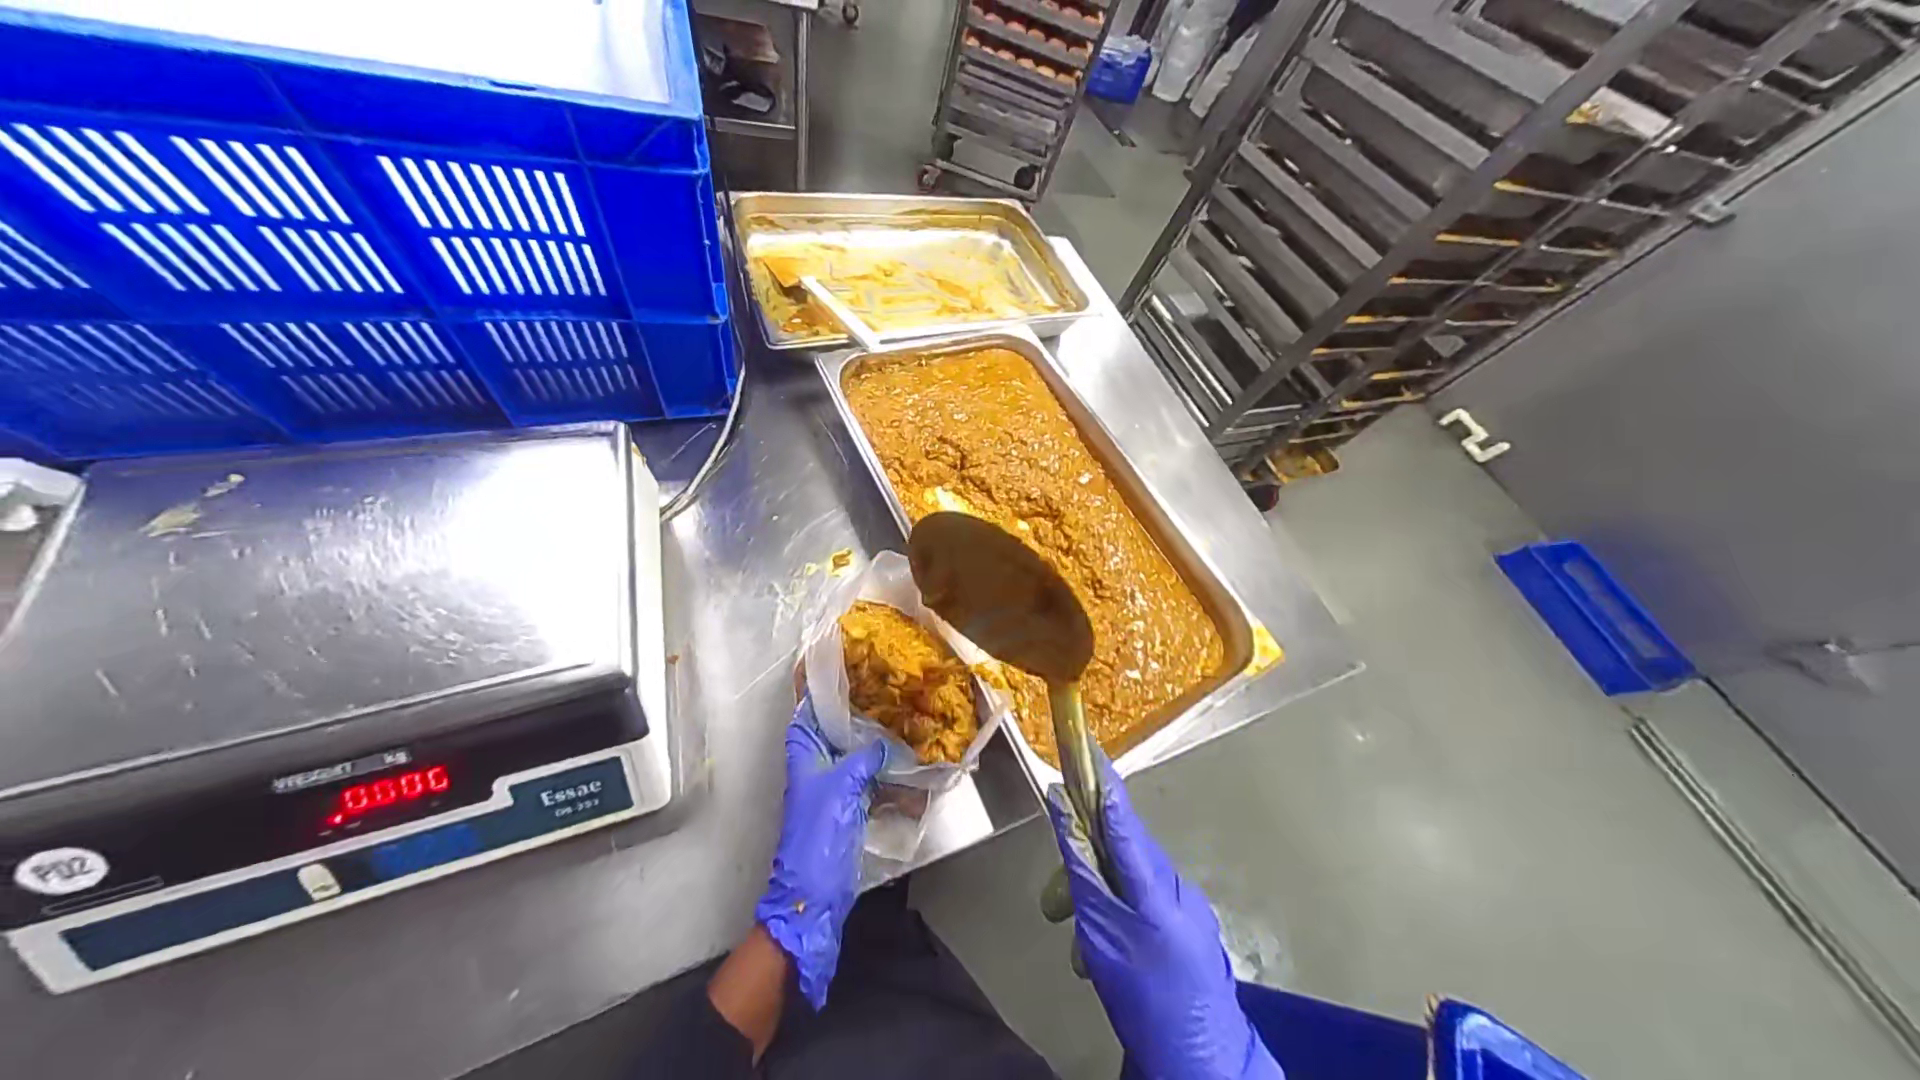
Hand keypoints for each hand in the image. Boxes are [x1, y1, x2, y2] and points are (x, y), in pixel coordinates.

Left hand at [755, 695, 886, 1009]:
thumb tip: (881, 742)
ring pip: (854, 748)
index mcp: (803, 754)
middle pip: (832, 723)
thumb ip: (862, 759)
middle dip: (853, 702)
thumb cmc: (817, 838)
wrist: (814, 896)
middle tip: (881, 678)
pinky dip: (887, 768)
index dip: (810, 680)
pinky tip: (911, 760)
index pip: (804, 707)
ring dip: (874, 734)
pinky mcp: (851, 805)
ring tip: (901, 711)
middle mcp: (817, 763)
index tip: (827, 653)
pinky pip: (870, 776)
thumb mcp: (840, 790)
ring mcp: (834, 785)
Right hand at [1045, 754, 1283, 1079]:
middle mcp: (1174, 883)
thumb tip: (1063, 808)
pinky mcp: (1186, 931)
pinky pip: (1142, 905)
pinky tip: (1101, 954)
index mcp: (1155, 878)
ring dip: (1096, 900)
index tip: (1084, 746)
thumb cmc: (1146, 995)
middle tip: (1053, 906)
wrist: (1205, 1066)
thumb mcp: (1100, 931)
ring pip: (1127, 881)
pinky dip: (1115, 915)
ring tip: (1078, 946)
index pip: (1120, 812)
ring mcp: (1185, 909)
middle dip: (1083, 866)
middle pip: (1120, 850)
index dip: (1099, 778)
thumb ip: (1080, 866)